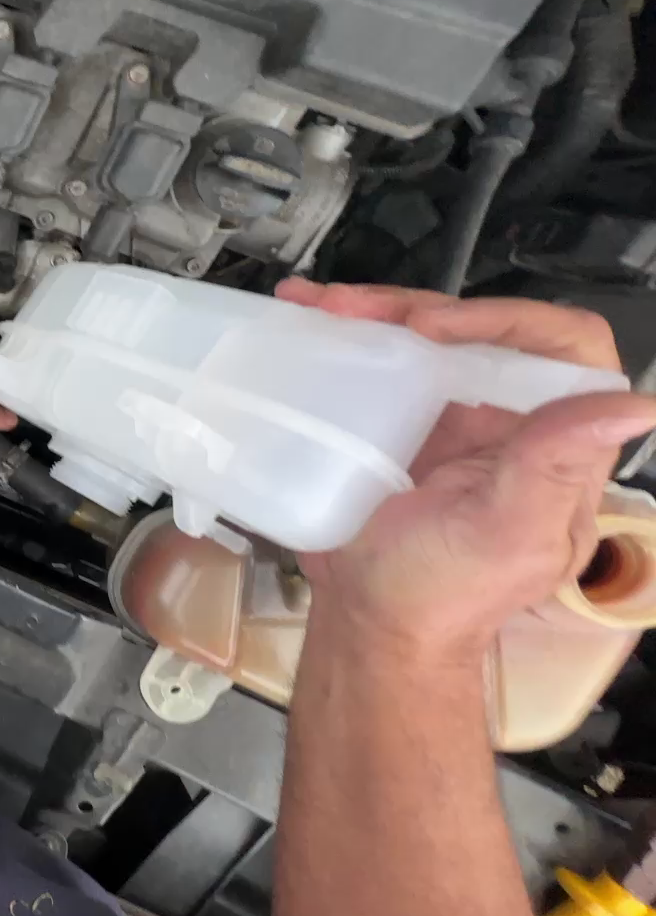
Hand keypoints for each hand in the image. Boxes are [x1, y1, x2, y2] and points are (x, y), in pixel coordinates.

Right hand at [276, 278, 654, 657]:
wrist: (369, 612)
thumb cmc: (441, 586)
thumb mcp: (503, 533)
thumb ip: (553, 471)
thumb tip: (634, 405)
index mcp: (544, 435)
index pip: (554, 347)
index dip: (498, 320)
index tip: (424, 328)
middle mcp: (494, 415)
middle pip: (468, 331)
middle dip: (405, 305)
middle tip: (339, 304)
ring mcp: (431, 417)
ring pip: (411, 340)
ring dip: (361, 311)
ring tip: (308, 302)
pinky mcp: (375, 423)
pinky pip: (362, 367)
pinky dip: (329, 340)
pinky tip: (294, 324)